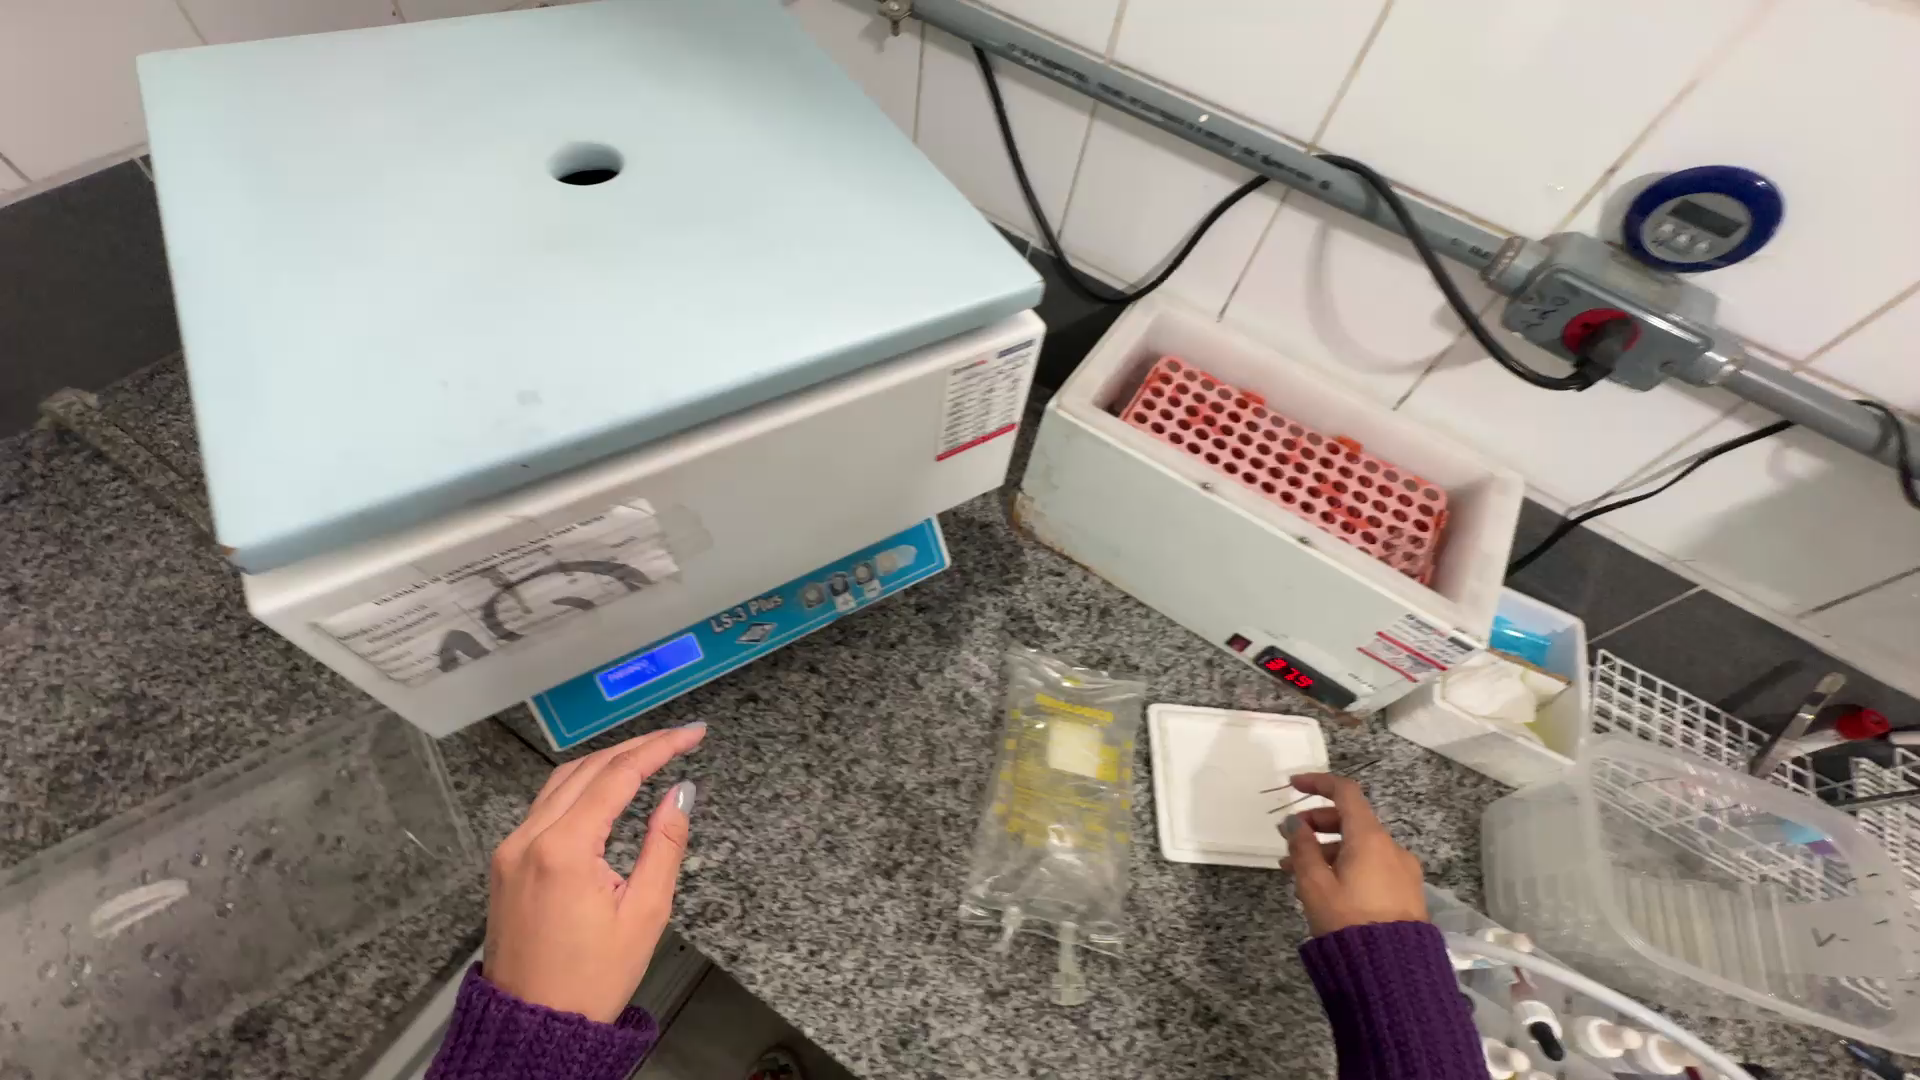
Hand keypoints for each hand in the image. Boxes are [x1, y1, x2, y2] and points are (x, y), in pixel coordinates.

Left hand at [483, 722, 705, 1021]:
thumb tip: (681, 791)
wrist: (530, 1032)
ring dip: (609, 759)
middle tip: (680, 738)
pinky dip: (584, 782)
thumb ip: (665, 842)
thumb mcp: (645, 911)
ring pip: (563, 779)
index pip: (618, 775)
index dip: (661, 746)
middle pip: (588, 767)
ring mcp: (510, 849)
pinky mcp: (506, 862)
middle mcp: (528, 838)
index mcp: (563, 849)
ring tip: (651, 753)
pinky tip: (610, 785)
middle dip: (638, 746)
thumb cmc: (593, 978)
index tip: (695, 733)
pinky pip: (548, 803)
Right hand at [1279, 771, 1426, 935]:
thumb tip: (1294, 822)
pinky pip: (1371, 865)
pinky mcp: (1406, 893)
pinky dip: (1346, 864)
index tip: (1292, 786)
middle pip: (1351, 819)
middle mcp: (1391, 848)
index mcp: (1370, 838)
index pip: (1345, 792)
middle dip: (1316, 823)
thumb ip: (1301, 846)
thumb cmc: (1347, 919)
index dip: (1317, 782)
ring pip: (1359, 845)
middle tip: (1290, 838)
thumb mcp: (1313, 882)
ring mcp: (1403, 871)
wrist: (1393, 974)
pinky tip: (1324, 886)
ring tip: (1297, 870)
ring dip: (1327, 849)